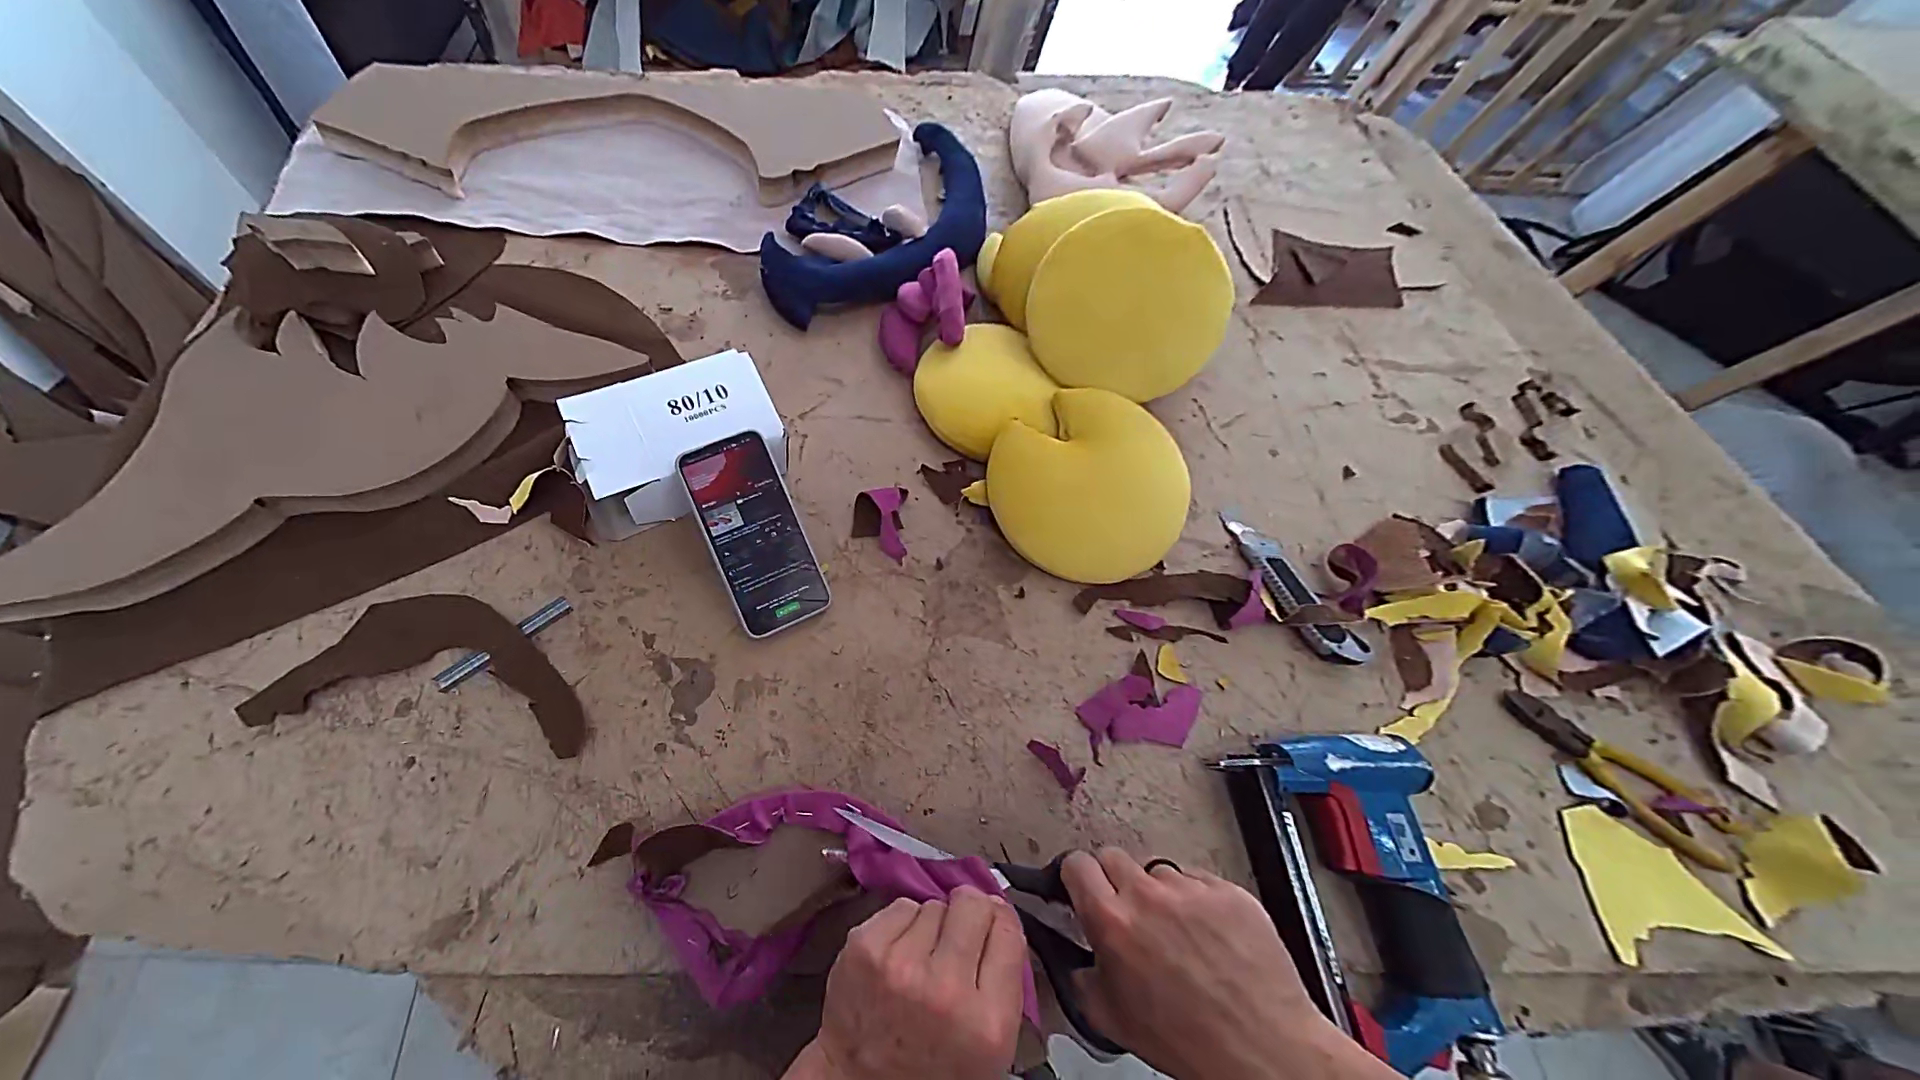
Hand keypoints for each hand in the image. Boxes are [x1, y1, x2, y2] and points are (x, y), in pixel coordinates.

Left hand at [786, 887, 1026, 1079]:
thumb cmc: (930, 1066)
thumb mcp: (987, 1046)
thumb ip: (1004, 980)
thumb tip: (999, 910)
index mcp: (987, 1022)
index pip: (1009, 931)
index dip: (1000, 922)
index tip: (991, 926)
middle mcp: (945, 990)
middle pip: (973, 906)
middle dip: (968, 916)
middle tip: (955, 939)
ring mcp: (901, 966)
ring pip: (934, 905)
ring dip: (932, 926)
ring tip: (921, 961)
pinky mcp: (865, 950)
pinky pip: (902, 907)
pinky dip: (902, 925)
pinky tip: (897, 956)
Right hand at [1062, 848, 1398, 1079]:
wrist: (1266, 1051)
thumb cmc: (1192, 1042)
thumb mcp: (1113, 1020)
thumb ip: (1080, 977)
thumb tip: (1072, 957)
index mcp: (1113, 922)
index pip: (1077, 864)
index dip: (1075, 876)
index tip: (1081, 885)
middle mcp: (1148, 895)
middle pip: (1113, 856)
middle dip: (1113, 879)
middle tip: (1126, 909)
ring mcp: (1190, 888)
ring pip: (1158, 871)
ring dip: (1159, 894)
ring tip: (1177, 933)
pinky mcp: (1226, 889)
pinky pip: (1198, 881)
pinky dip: (1197, 901)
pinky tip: (1207, 935)